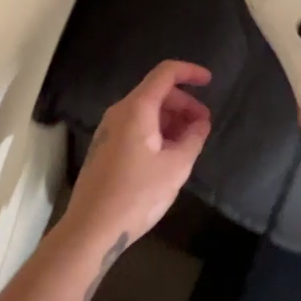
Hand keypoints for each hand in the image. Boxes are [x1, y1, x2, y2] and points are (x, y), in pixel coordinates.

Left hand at [62, 60, 211, 245]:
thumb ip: (193, 138)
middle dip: (184, 104)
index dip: (190, 72)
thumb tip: (201, 122)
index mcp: (136, 108)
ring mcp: (109, 129)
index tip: (210, 82)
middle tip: (204, 126)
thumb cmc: (136, 195)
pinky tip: (168, 155)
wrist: (91, 228)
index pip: (165, 73)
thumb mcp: (175, 167)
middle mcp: (119, 111)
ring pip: (146, 111)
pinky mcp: (106, 147)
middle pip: (157, 92)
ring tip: (189, 144)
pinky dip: (157, 131)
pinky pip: (136, 126)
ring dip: (171, 120)